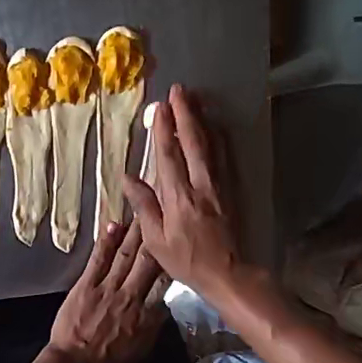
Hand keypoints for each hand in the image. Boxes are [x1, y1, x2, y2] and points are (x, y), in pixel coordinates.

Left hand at [42, 219, 166, 362]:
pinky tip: (114, 223)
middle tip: (167, 210)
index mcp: (148, 314)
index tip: (182, 238)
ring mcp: (107, 288)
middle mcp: (131, 296)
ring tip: (145, 208)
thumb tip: (166, 305)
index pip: (166, 281)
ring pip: (126, 255)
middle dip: (158, 234)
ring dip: (136, 231)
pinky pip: (98, 259)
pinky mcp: (85, 285)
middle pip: (149, 261)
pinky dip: (106, 241)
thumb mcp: (142, 349)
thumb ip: (155, 325)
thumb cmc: (109, 362)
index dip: (175, 258)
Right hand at [123, 86, 247, 303]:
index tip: (159, 107)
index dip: (163, 130)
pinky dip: (219, 137)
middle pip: (193, 141)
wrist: (229, 272)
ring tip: (195, 100)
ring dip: (203, 120)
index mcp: (179, 197)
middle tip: (178, 90)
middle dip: (185, 114)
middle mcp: (202, 184)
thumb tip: (128, 178)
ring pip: (212, 144)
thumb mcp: (155, 240)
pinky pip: (226, 155)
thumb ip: (144, 206)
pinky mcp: (233, 189)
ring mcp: (221, 185)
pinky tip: (216, 127)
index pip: (168, 156)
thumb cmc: (187, 260)